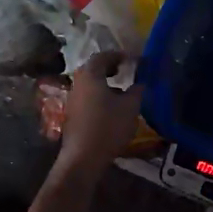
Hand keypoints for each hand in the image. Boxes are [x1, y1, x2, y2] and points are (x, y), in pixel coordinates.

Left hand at [56, 53, 144, 177]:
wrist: (83, 156)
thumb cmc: (108, 126)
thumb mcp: (130, 107)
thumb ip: (137, 91)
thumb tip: (140, 83)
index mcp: (90, 75)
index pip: (103, 56)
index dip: (119, 55)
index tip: (132, 59)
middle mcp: (77, 83)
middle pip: (93, 69)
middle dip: (110, 67)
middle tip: (125, 70)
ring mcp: (72, 99)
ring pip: (90, 84)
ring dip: (104, 83)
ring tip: (121, 89)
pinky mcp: (72, 114)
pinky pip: (87, 97)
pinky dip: (99, 95)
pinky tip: (111, 107)